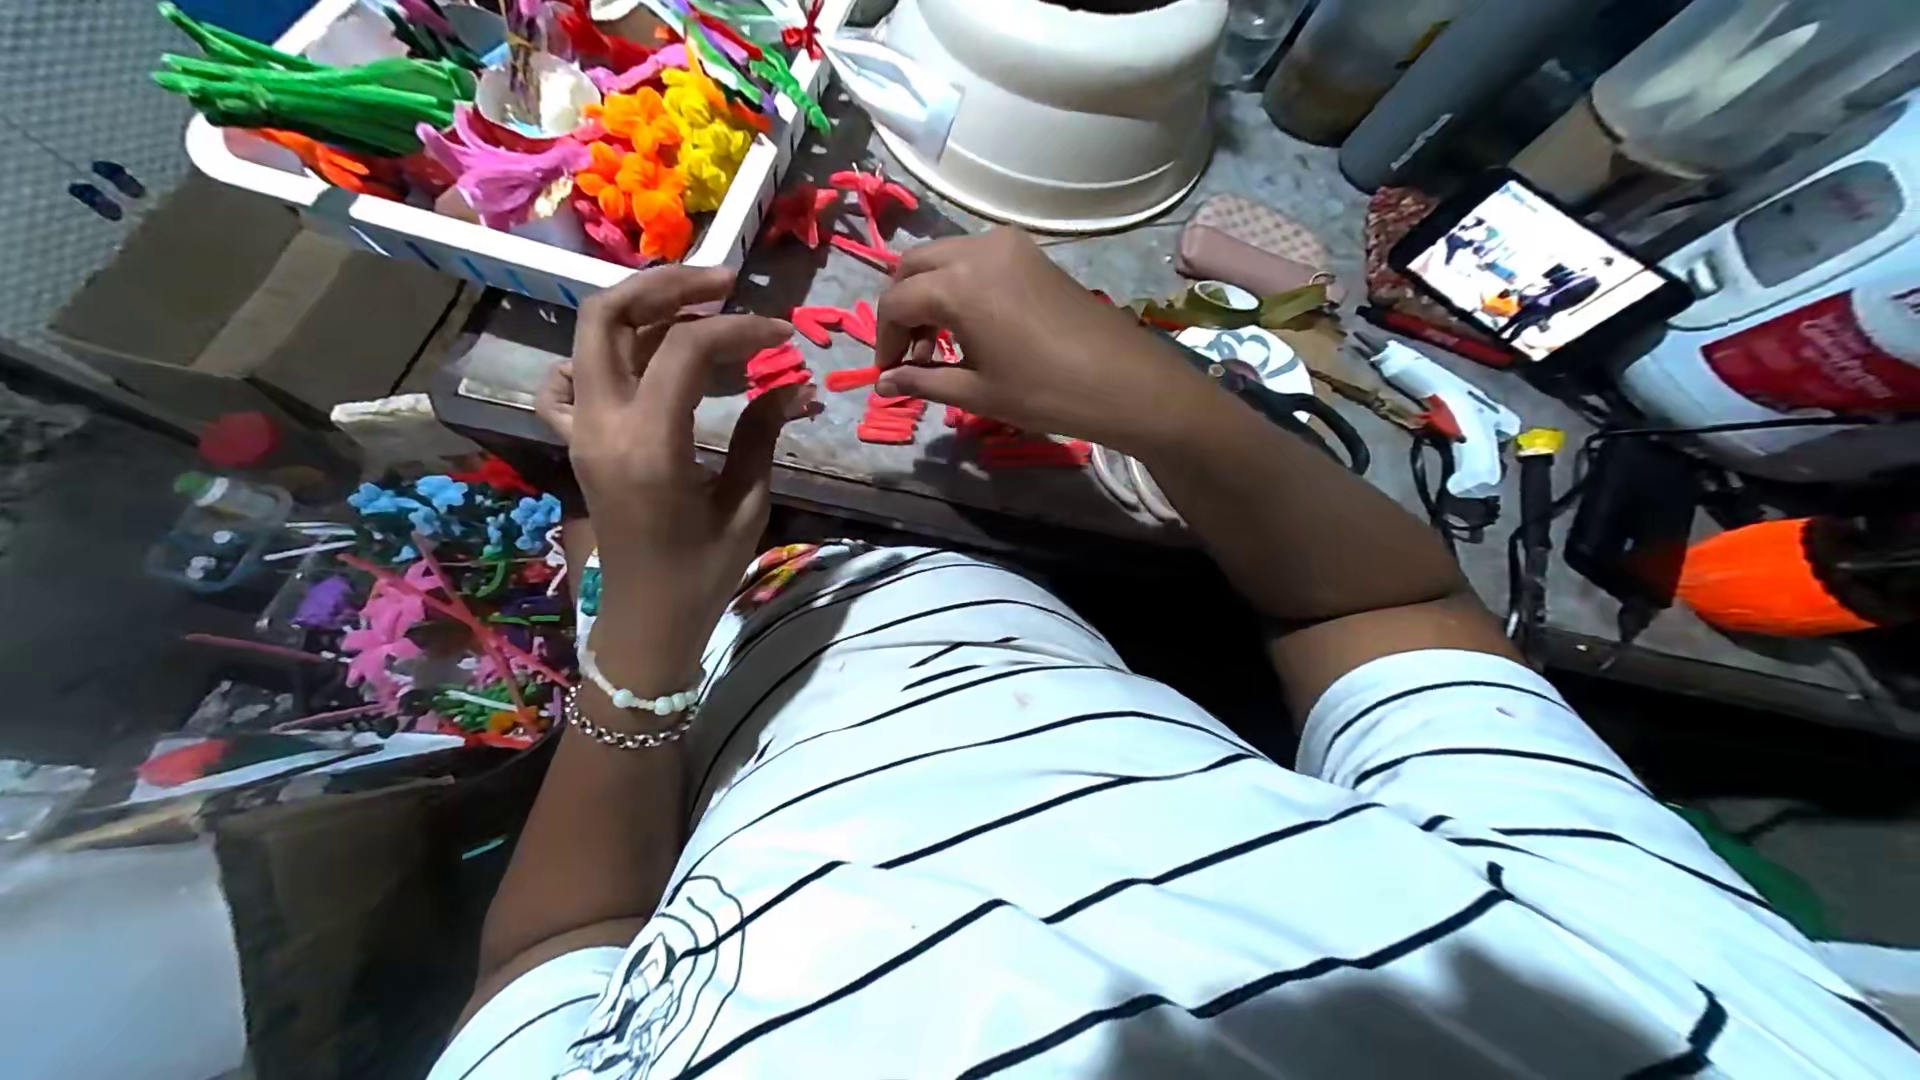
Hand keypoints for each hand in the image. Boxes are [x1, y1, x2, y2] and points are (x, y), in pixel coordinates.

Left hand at [535, 266, 811, 689]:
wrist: (647, 618)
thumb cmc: (703, 571)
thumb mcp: (746, 503)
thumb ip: (763, 434)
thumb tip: (797, 386)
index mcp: (650, 444)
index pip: (687, 350)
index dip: (741, 330)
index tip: (783, 335)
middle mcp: (603, 424)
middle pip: (612, 316)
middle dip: (670, 286)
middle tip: (727, 284)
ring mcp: (581, 431)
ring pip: (591, 337)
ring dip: (642, 309)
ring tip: (697, 307)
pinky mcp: (578, 442)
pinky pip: (566, 382)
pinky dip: (597, 356)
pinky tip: (634, 360)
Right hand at [872, 228, 1219, 455]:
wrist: (1123, 381)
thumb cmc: (1044, 392)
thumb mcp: (976, 392)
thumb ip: (922, 380)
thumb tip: (882, 385)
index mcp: (957, 284)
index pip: (896, 302)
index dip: (884, 339)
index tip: (889, 372)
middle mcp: (977, 249)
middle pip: (913, 267)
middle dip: (902, 310)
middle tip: (911, 355)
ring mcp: (1008, 246)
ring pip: (943, 258)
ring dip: (928, 295)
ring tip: (940, 345)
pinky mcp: (1031, 253)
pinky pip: (975, 259)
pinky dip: (958, 285)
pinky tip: (970, 325)